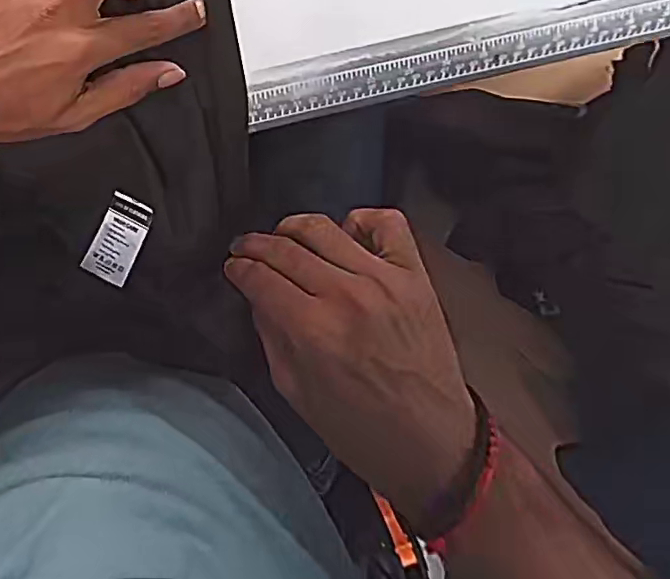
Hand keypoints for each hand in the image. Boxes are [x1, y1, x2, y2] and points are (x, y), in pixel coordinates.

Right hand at [226, 210, 477, 514]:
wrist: (436, 448)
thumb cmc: (365, 431)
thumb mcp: (296, 392)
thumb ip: (270, 336)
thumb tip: (257, 296)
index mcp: (314, 331)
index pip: (259, 276)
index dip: (238, 268)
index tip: (234, 267)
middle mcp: (347, 298)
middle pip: (283, 248)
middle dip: (254, 245)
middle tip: (245, 249)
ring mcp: (384, 281)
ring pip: (322, 227)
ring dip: (292, 227)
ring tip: (284, 237)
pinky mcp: (414, 277)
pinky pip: (385, 223)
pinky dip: (360, 221)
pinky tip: (346, 236)